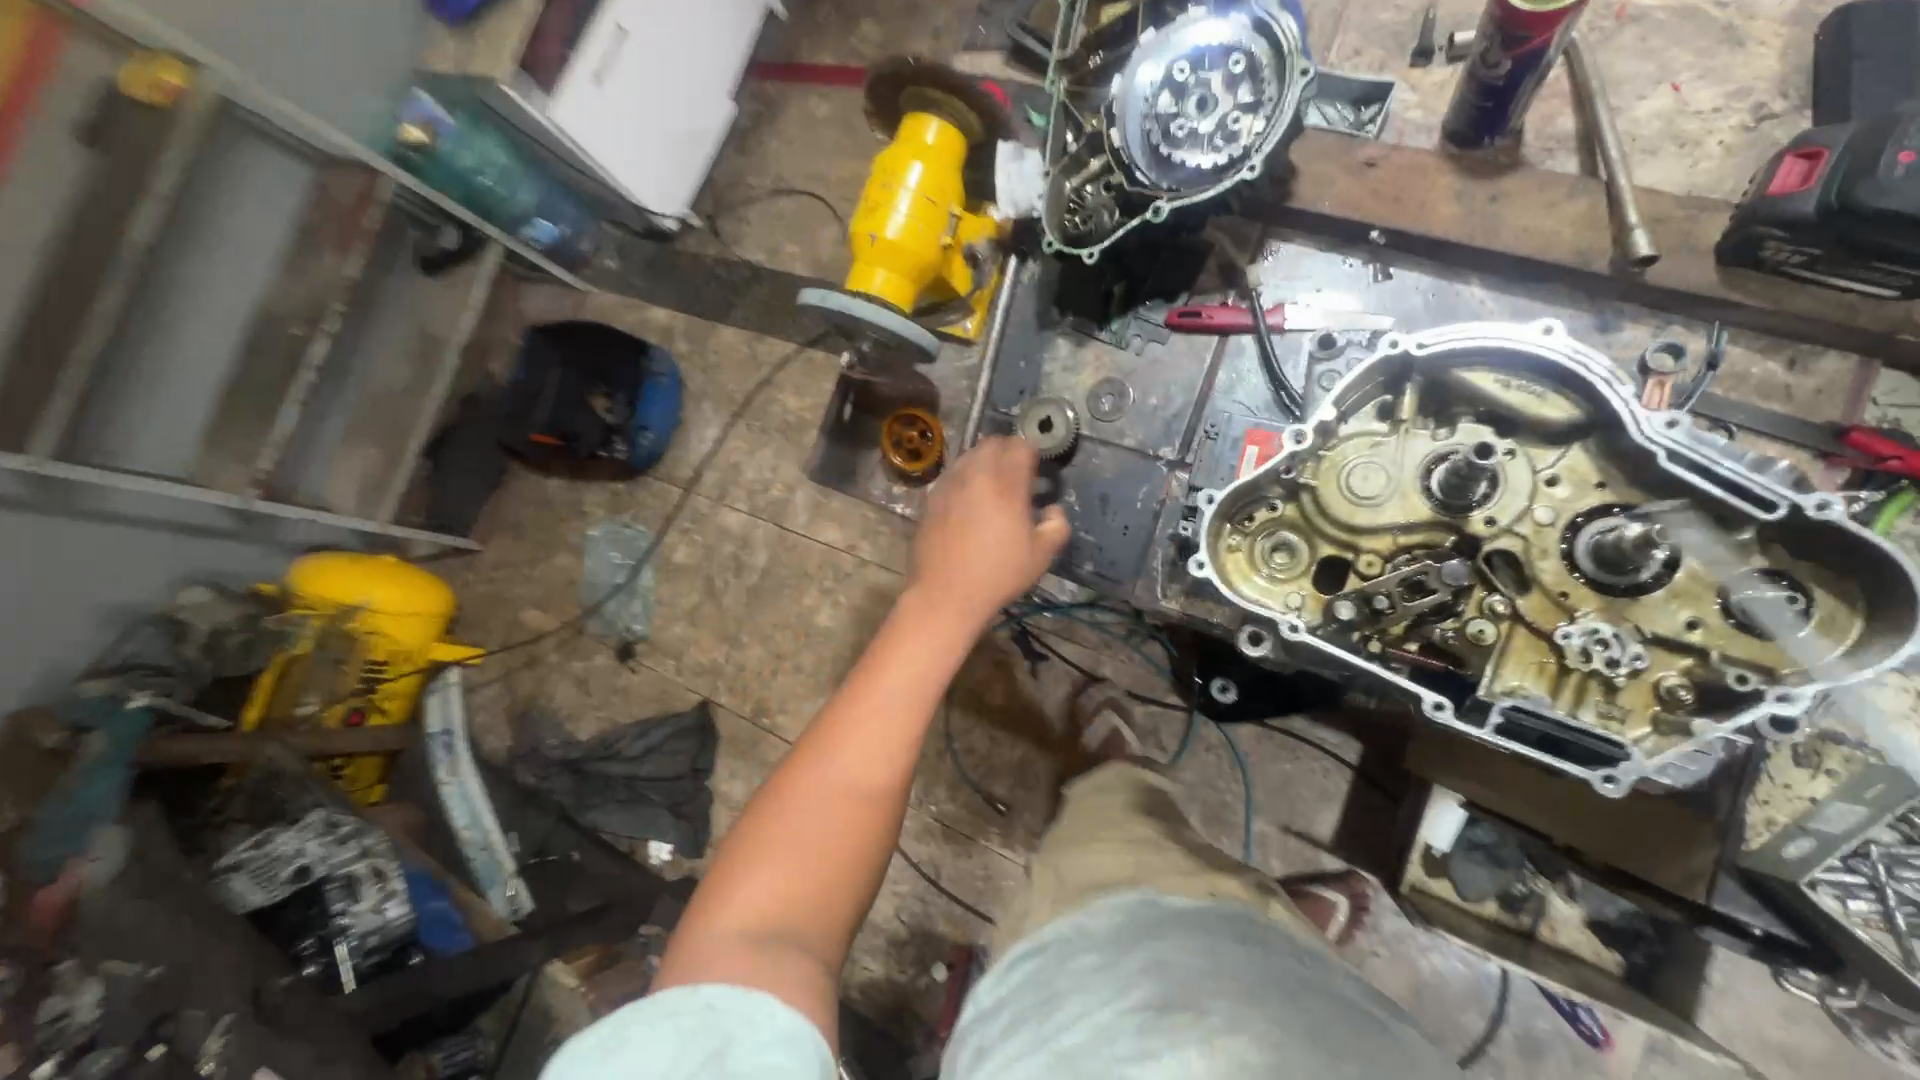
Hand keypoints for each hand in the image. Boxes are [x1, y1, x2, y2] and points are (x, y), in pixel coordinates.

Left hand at [907, 436, 1069, 628]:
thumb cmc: (998, 575)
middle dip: (1007, 450)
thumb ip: (1056, 526)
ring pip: (968, 455)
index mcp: (1006, 486)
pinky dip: (964, 476)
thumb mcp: (1041, 556)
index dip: (1031, 452)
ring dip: (983, 460)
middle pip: (992, 443)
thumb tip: (1052, 510)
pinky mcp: (931, 498)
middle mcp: (976, 476)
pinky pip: (951, 474)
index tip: (1036, 468)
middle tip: (1015, 472)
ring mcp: (949, 485)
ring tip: (991, 483)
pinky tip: (968, 499)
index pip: (1020, 446)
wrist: (945, 593)